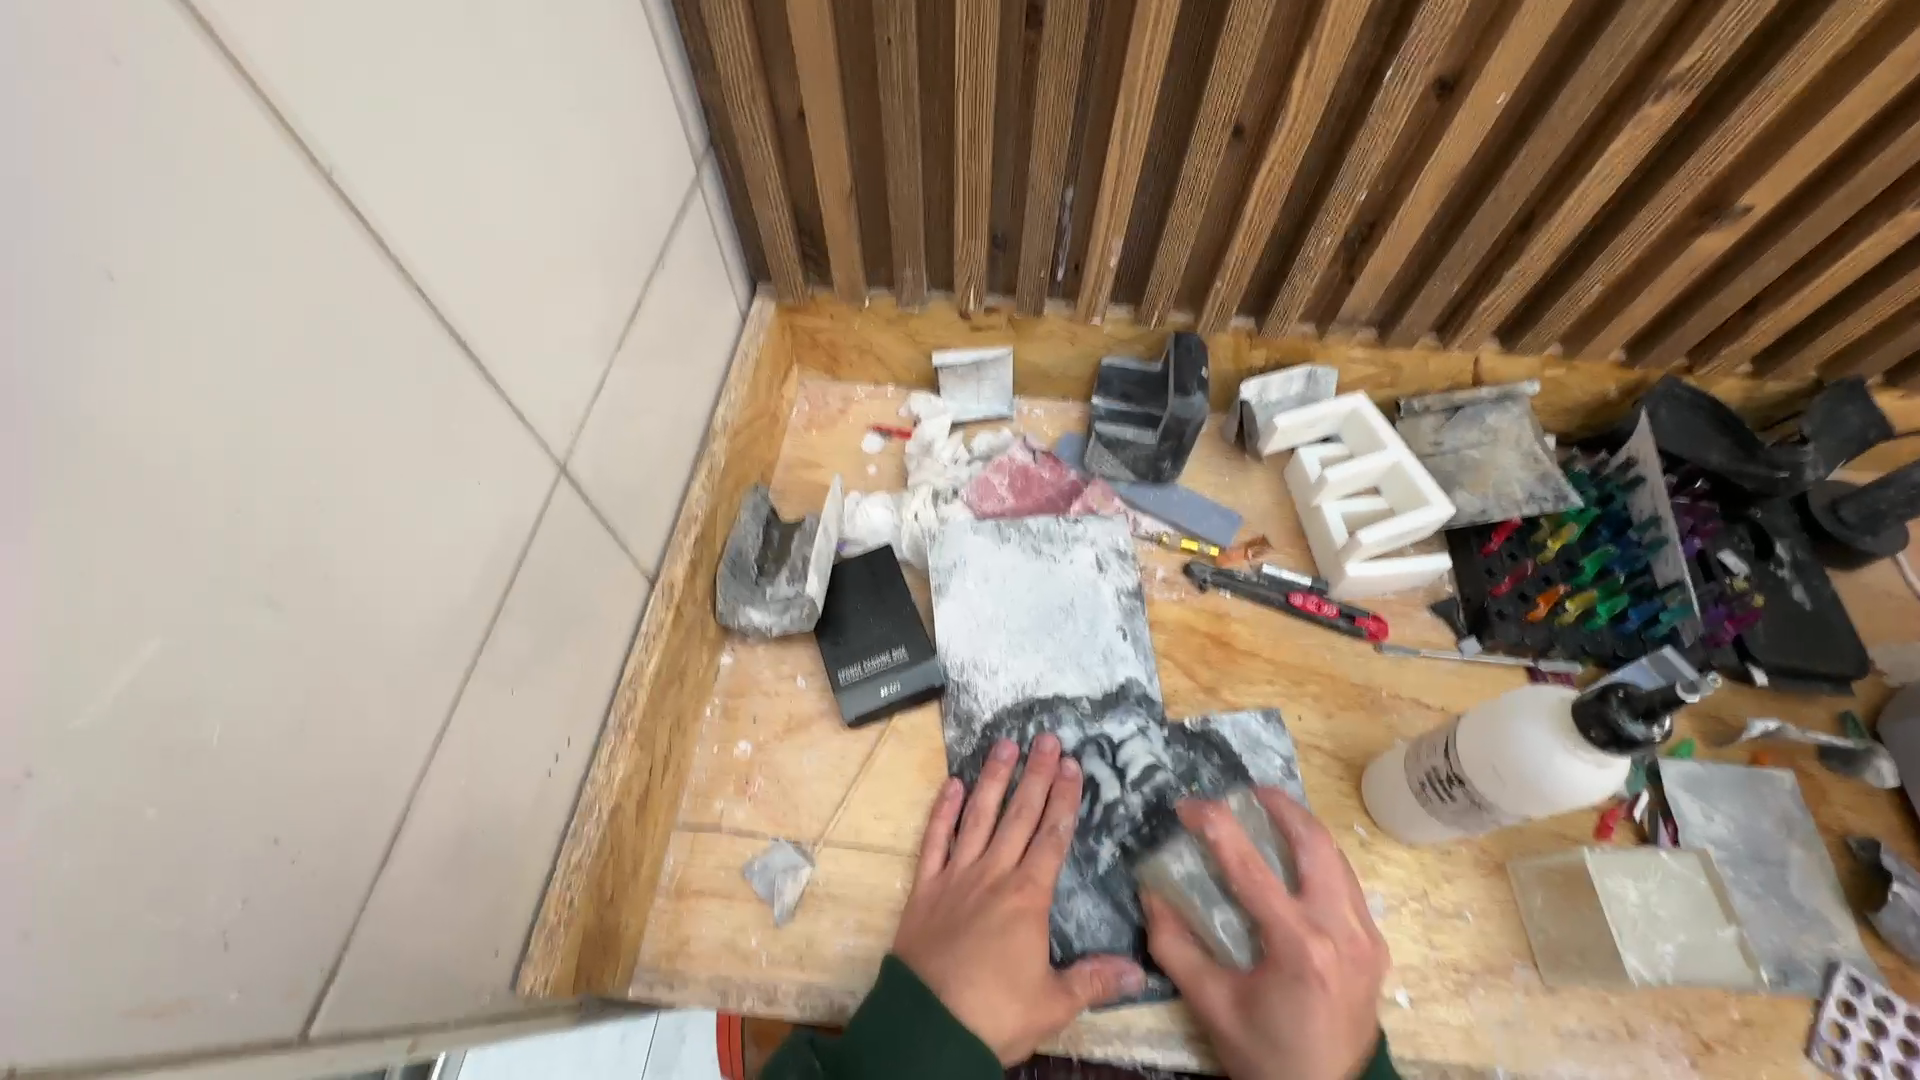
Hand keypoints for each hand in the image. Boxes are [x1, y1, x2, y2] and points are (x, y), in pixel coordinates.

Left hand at [892, 734, 1146, 1064]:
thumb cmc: (995, 1014)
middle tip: (1046, 738)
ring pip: (978, 817)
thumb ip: (1095, 980)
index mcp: (1028, 897)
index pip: (1052, 836)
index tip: (1072, 764)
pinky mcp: (926, 888)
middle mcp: (993, 874)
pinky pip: (935, 840)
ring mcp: (956, 876)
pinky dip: (943, 811)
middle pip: (1019, 815)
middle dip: (1036, 775)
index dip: (1064, 798)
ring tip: (1004, 745)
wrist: (927, 1029)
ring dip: (993, 779)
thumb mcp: (1053, 1004)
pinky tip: (952, 784)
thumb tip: (1141, 972)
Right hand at [1144, 788, 1389, 1079]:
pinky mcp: (1374, 944)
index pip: (1249, 865)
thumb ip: (1173, 943)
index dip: (1213, 824)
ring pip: (1336, 855)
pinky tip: (1293, 856)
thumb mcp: (1209, 1002)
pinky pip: (1346, 881)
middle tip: (1245, 790)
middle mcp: (1340, 931)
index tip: (1186, 807)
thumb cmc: (1265, 1053)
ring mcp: (1365, 936)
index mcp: (1298, 946)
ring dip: (1301, 826)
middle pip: (1314, 842)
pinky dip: (1318, 855)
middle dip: (1278, 805)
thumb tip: (1151, 889)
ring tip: (1269, 811)